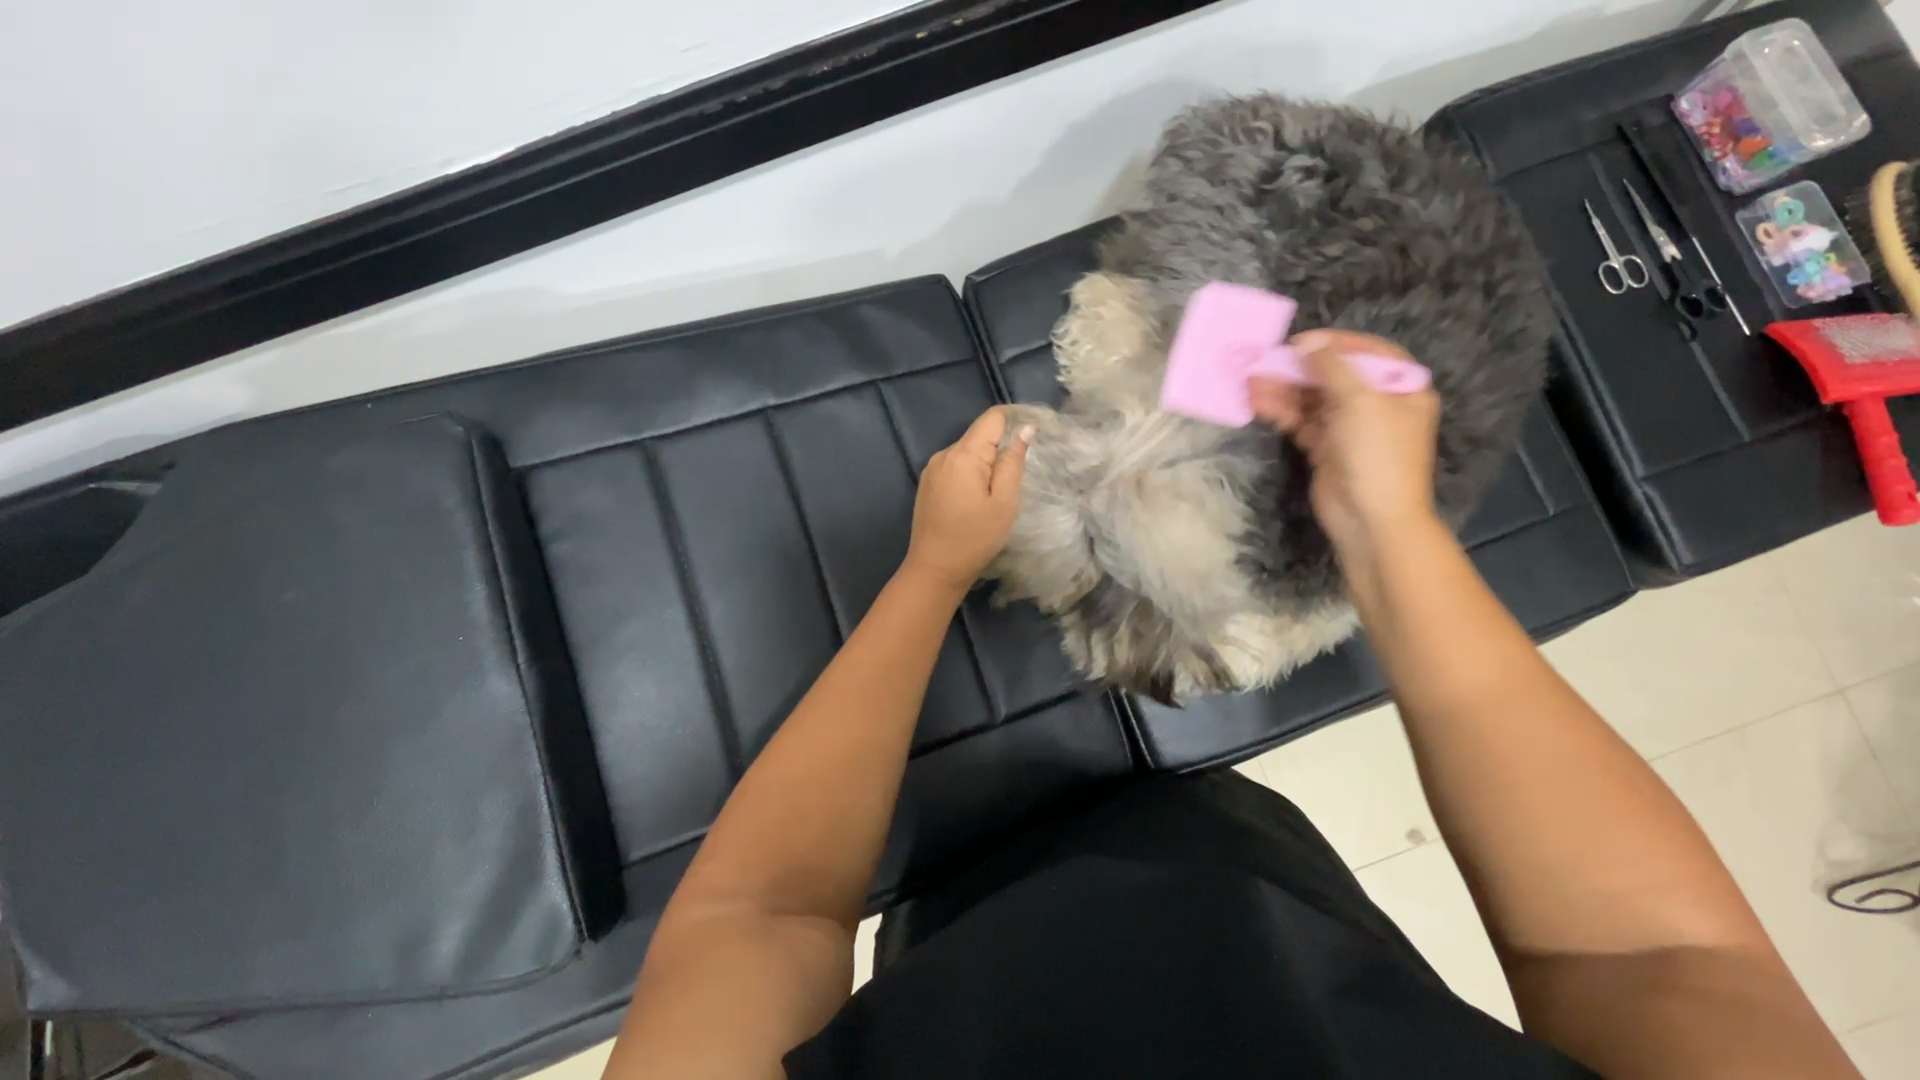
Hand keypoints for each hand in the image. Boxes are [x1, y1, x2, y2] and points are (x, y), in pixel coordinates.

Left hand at [902, 407, 1032, 594]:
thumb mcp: (1004, 501)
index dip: (1015, 422)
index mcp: (963, 454)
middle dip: (1000, 448)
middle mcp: (944, 454)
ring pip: (967, 452)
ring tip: (995, 494)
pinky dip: (970, 474)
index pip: (992, 418)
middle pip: (979, 435)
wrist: (935, 568)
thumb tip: (1025, 429)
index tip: (1031, 441)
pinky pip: (955, 467)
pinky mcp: (927, 484)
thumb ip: (1013, 462)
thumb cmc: (975, 537)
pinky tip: (975, 500)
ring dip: (985, 463)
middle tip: (1015, 480)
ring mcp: (932, 469)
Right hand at [1250, 329, 1440, 561]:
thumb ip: (1332, 367)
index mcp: (1402, 389)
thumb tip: (1305, 342)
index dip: (1336, 343)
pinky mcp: (1326, 449)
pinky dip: (1282, 413)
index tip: (1300, 341)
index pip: (1369, 353)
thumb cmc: (1378, 455)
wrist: (1372, 520)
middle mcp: (1378, 405)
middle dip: (1300, 369)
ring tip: (1252, 382)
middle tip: (1266, 361)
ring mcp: (1350, 428)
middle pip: (1335, 376)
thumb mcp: (1361, 402)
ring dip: (1284, 390)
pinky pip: (1302, 423)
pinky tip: (1259, 404)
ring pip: (1313, 399)